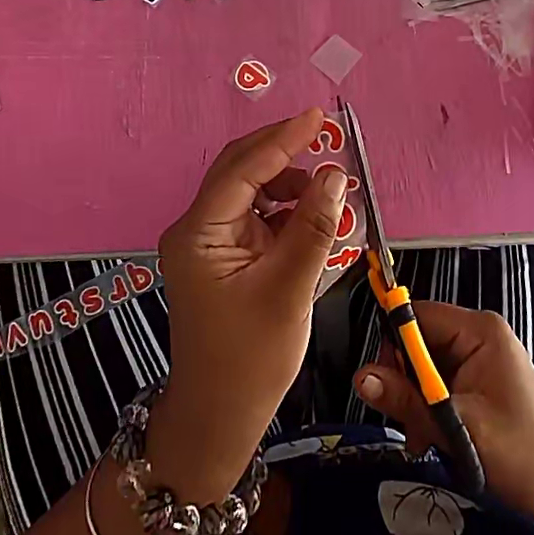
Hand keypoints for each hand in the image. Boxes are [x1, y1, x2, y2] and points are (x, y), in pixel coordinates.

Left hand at [155, 109, 347, 476]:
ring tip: (328, 193)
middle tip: (326, 137)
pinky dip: (288, 212)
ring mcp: (211, 243)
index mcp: (199, 233)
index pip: (243, 169)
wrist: (219, 417)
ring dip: (290, 185)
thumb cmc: (250, 359)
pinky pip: (259, 218)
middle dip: (284, 153)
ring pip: (253, 193)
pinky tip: (315, 219)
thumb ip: (313, 228)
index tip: (317, 117)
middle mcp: (198, 229)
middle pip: (242, 172)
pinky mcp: (227, 257)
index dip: (282, 140)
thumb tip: (334, 174)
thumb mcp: (289, 290)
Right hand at [354, 301, 533, 520]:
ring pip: (422, 367)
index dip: (394, 343)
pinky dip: (426, 410)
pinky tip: (431, 437)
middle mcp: (477, 336)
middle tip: (407, 418)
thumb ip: (407, 400)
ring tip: (423, 436)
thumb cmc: (524, 454)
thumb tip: (363, 377)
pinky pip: (435, 384)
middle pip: (416, 342)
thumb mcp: (457, 427)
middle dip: (404, 381)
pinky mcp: (475, 381)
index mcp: (480, 331)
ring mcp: (477, 359)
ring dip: (415, 402)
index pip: (418, 314)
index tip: (381, 378)